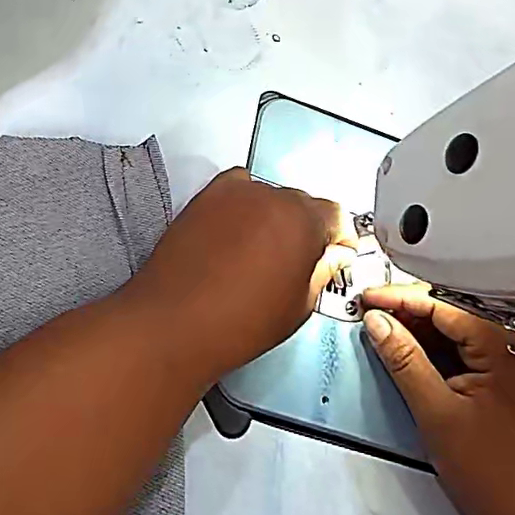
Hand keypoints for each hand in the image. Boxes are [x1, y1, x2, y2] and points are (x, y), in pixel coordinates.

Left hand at [121, 167, 353, 383]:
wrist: (175, 322)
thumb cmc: (233, 322)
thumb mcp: (298, 305)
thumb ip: (321, 272)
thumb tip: (330, 258)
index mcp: (302, 220)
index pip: (337, 216)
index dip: (339, 239)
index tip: (334, 253)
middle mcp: (270, 196)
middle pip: (302, 204)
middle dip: (305, 230)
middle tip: (297, 262)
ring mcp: (236, 193)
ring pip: (269, 197)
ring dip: (272, 218)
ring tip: (260, 253)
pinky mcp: (207, 197)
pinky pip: (236, 191)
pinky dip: (241, 207)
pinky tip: (236, 237)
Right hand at [358, 284, 514, 514]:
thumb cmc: (503, 480)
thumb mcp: (437, 412)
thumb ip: (404, 360)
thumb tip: (380, 324)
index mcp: (503, 346)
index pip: (440, 304)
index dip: (398, 299)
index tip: (369, 299)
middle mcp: (513, 351)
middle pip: (448, 315)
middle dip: (406, 314)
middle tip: (370, 314)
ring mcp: (512, 370)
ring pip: (454, 336)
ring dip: (418, 334)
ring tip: (383, 335)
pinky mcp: (506, 389)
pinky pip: (463, 356)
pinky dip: (434, 355)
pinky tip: (411, 360)